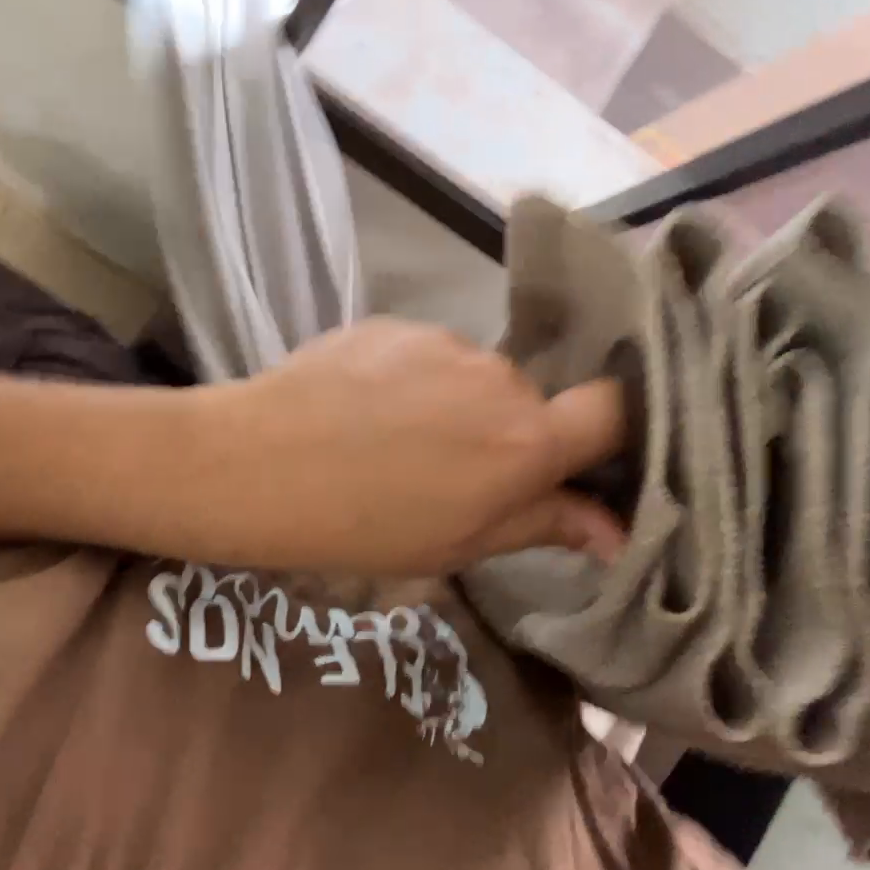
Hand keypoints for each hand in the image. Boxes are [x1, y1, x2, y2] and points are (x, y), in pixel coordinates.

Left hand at [195, 318, 627, 574]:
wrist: (254, 466)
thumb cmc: (356, 526)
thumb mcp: (454, 545)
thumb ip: (539, 525)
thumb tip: (616, 532)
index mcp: (524, 441)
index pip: (616, 411)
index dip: (608, 432)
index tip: (576, 458)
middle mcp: (496, 378)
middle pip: (529, 397)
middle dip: (502, 431)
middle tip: (442, 472)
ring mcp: (439, 341)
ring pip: (469, 375)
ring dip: (448, 404)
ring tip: (384, 443)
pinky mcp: (388, 323)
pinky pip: (419, 354)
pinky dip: (402, 380)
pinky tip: (354, 413)